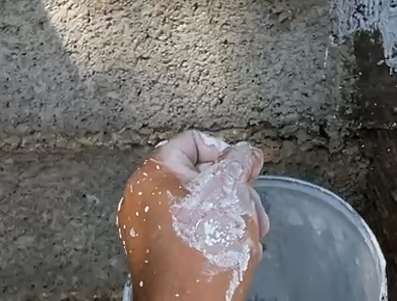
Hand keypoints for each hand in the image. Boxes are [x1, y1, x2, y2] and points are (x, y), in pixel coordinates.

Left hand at [119, 132, 268, 300]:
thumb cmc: (202, 250)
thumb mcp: (232, 187)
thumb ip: (241, 159)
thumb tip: (246, 153)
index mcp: (154, 174)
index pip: (194, 141)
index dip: (224, 150)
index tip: (242, 169)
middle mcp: (145, 199)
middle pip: (201, 175)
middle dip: (234, 189)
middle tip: (252, 204)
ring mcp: (151, 229)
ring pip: (202, 205)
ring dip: (233, 214)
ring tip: (252, 233)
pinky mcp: (161, 254)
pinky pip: (194, 230)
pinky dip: (217, 234)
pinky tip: (237, 249)